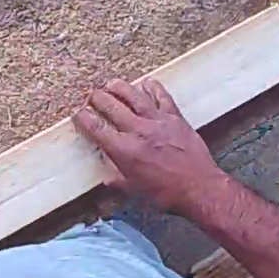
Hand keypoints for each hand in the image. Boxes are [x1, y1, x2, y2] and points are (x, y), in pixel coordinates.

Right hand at [73, 78, 232, 218]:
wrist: (200, 188)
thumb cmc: (167, 194)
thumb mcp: (135, 190)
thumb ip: (117, 180)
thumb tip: (106, 179)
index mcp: (124, 151)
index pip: (97, 129)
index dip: (84, 119)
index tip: (78, 114)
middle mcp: (138, 131)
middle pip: (112, 106)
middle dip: (97, 98)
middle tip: (91, 96)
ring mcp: (158, 121)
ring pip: (134, 95)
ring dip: (119, 87)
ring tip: (110, 84)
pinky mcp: (175, 117)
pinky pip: (161, 96)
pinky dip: (152, 87)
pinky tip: (146, 83)